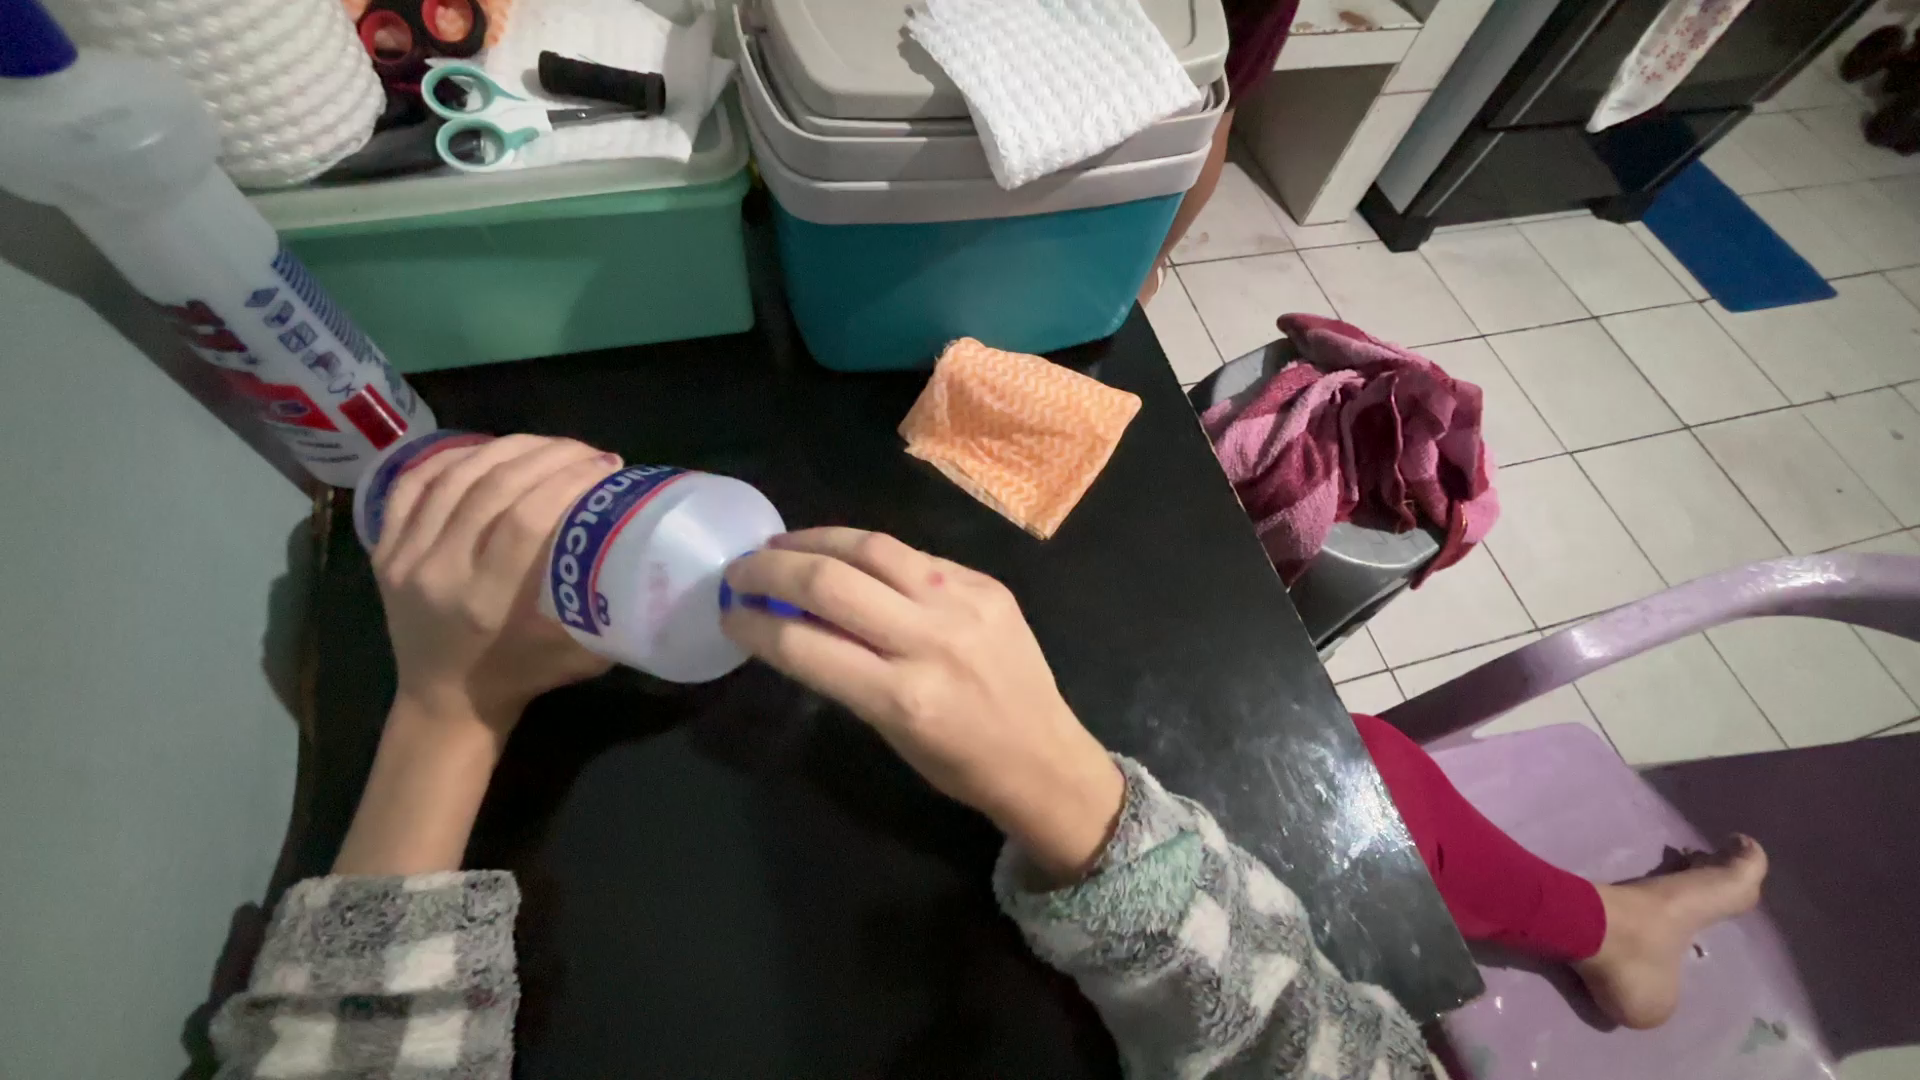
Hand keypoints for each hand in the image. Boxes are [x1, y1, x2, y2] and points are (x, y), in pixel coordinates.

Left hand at [372, 433, 618, 732]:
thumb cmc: (523, 676)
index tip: (607, 467)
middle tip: (589, 452)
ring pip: (454, 476)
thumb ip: (608, 603)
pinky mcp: (384, 548)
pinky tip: (493, 449)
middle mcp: (437, 572)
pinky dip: (454, 455)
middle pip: (492, 488)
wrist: (444, 702)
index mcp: (486, 602)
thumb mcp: (580, 652)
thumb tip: (649, 547)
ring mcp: (402, 557)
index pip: (524, 520)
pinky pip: (412, 483)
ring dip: (510, 448)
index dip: (569, 481)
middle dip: (549, 456)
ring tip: (552, 446)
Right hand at [721, 529, 1123, 885]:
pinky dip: (873, 555)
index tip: (729, 612)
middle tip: (742, 567)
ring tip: (785, 545)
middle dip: (771, 568)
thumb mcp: (887, 732)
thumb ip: (840, 672)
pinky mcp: (987, 583)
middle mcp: (932, 640)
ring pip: (873, 549)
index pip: (802, 643)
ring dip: (817, 540)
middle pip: (830, 582)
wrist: (1044, 756)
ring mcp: (965, 603)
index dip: (752, 622)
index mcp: (902, 697)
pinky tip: (852, 558)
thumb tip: (790, 621)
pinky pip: (916, 556)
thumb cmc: (959, 765)